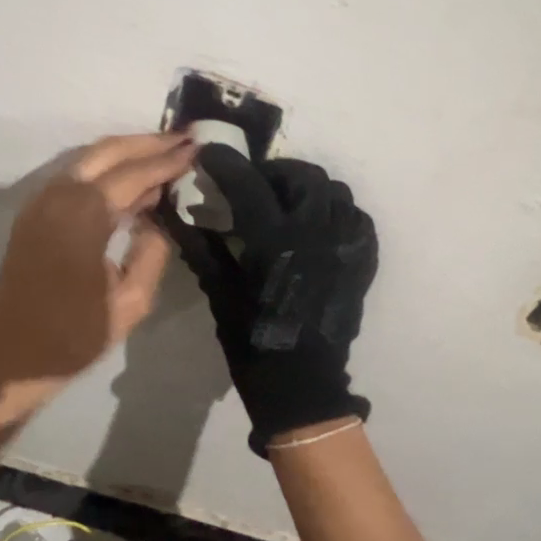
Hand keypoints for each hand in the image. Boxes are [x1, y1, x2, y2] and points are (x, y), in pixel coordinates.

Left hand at [0, 134, 196, 410]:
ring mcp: (40, 204)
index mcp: (81, 216)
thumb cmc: (75, 336)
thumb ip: (152, 251)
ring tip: (165, 152)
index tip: (197, 148)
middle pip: (107, 153)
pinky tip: (132, 184)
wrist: (14, 361)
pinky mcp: (34, 217)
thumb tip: (159, 219)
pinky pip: (75, 178)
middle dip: (147, 143)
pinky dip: (106, 171)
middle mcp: (56, 198)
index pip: (132, 174)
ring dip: (127, 153)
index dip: (166, 161)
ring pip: (88, 160)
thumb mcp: (131, 301)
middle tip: (185, 139)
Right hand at [165, 146, 377, 455]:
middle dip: (276, 173)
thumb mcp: (220, 295)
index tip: (211, 155)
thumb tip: (177, 214)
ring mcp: (345, 246)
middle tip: (257, 185)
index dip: (226, 164)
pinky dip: (337, 214)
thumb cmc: (252, 342)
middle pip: (304, 177)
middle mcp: (316, 234)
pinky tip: (318, 227)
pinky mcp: (363, 263)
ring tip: (289, 204)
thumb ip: (202, 248)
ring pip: (336, 193)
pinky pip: (357, 220)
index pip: (248, 184)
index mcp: (274, 242)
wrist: (302, 385)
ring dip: (309, 191)